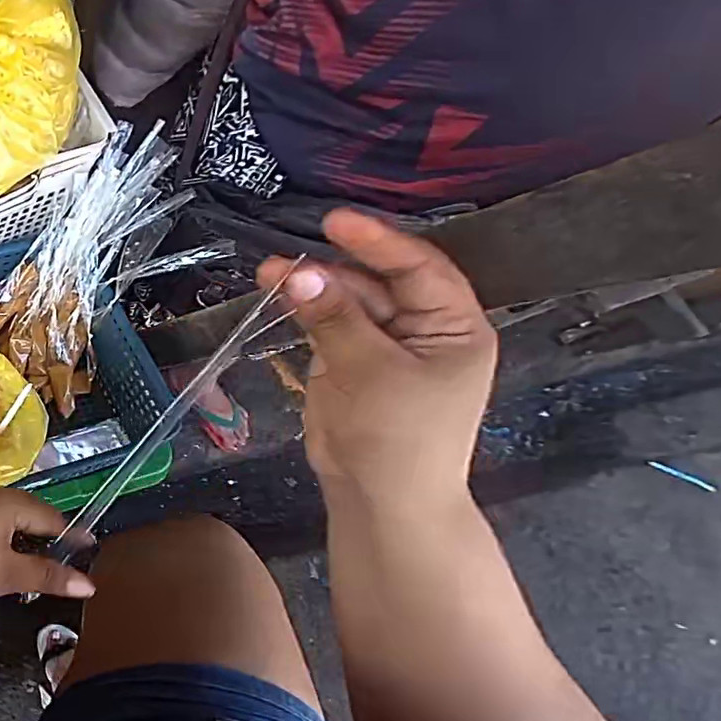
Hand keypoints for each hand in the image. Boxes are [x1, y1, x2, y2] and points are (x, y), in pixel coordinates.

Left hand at [0, 487, 95, 607]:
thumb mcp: (6, 575)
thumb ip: (48, 576)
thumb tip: (89, 584)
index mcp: (11, 502)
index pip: (54, 518)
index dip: (72, 539)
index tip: (89, 555)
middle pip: (30, 515)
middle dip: (47, 540)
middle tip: (60, 566)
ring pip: (6, 519)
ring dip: (21, 541)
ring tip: (29, 567)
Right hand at [257, 209, 495, 503]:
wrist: (378, 497)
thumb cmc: (399, 437)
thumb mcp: (371, 372)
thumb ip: (335, 321)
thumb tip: (299, 276)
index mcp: (451, 327)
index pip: (417, 269)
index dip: (377, 243)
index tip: (336, 223)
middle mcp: (417, 331)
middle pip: (374, 285)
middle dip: (331, 272)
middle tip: (284, 263)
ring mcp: (378, 348)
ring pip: (343, 306)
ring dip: (309, 291)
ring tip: (269, 276)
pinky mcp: (345, 366)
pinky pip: (323, 329)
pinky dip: (301, 315)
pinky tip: (278, 299)